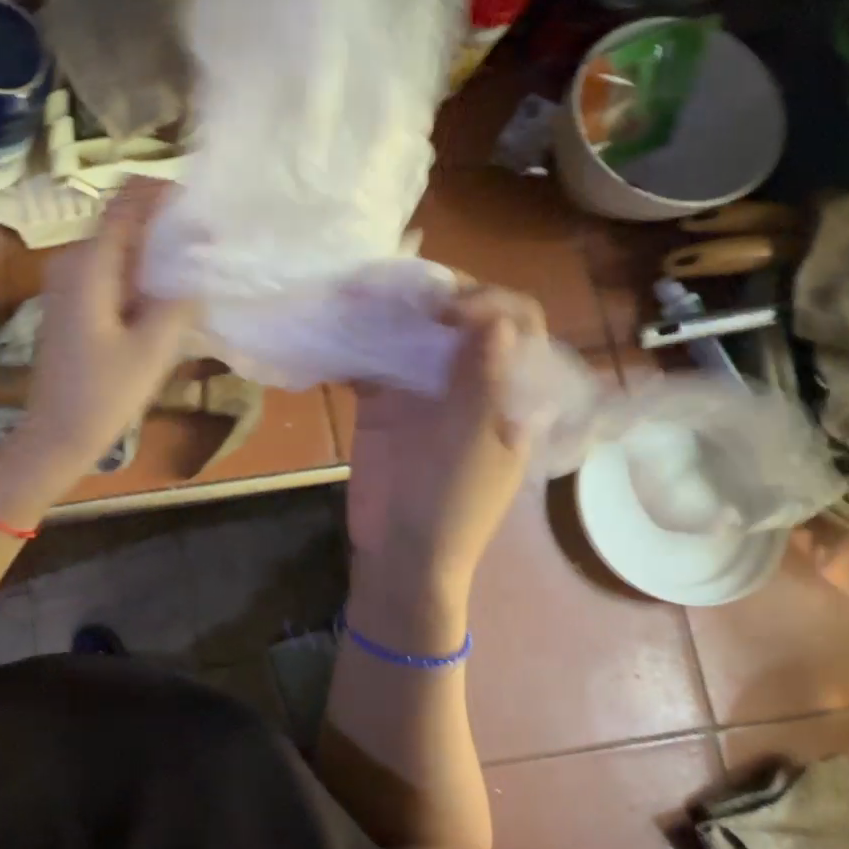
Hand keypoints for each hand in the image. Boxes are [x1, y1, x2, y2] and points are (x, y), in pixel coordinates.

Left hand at [11, 178, 195, 482]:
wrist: (55, 437)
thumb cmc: (102, 396)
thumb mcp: (153, 349)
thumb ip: (180, 297)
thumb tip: (201, 260)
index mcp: (88, 264)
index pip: (127, 200)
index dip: (165, 191)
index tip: (202, 207)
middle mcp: (71, 261)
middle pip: (123, 221)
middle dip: (164, 227)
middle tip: (207, 248)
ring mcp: (65, 283)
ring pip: (117, 249)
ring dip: (152, 255)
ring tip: (193, 273)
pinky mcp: (69, 304)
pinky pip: (108, 272)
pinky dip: (136, 276)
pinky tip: (163, 298)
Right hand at [346, 285, 540, 597]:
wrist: (402, 557)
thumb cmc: (452, 506)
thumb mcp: (475, 445)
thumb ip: (482, 381)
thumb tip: (490, 317)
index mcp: (511, 388)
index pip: (514, 322)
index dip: (485, 303)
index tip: (444, 311)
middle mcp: (471, 380)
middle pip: (459, 319)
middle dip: (430, 297)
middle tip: (391, 291)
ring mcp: (423, 392)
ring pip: (411, 335)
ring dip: (386, 314)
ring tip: (354, 297)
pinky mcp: (381, 407)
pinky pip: (370, 365)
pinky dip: (353, 347)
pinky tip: (334, 333)